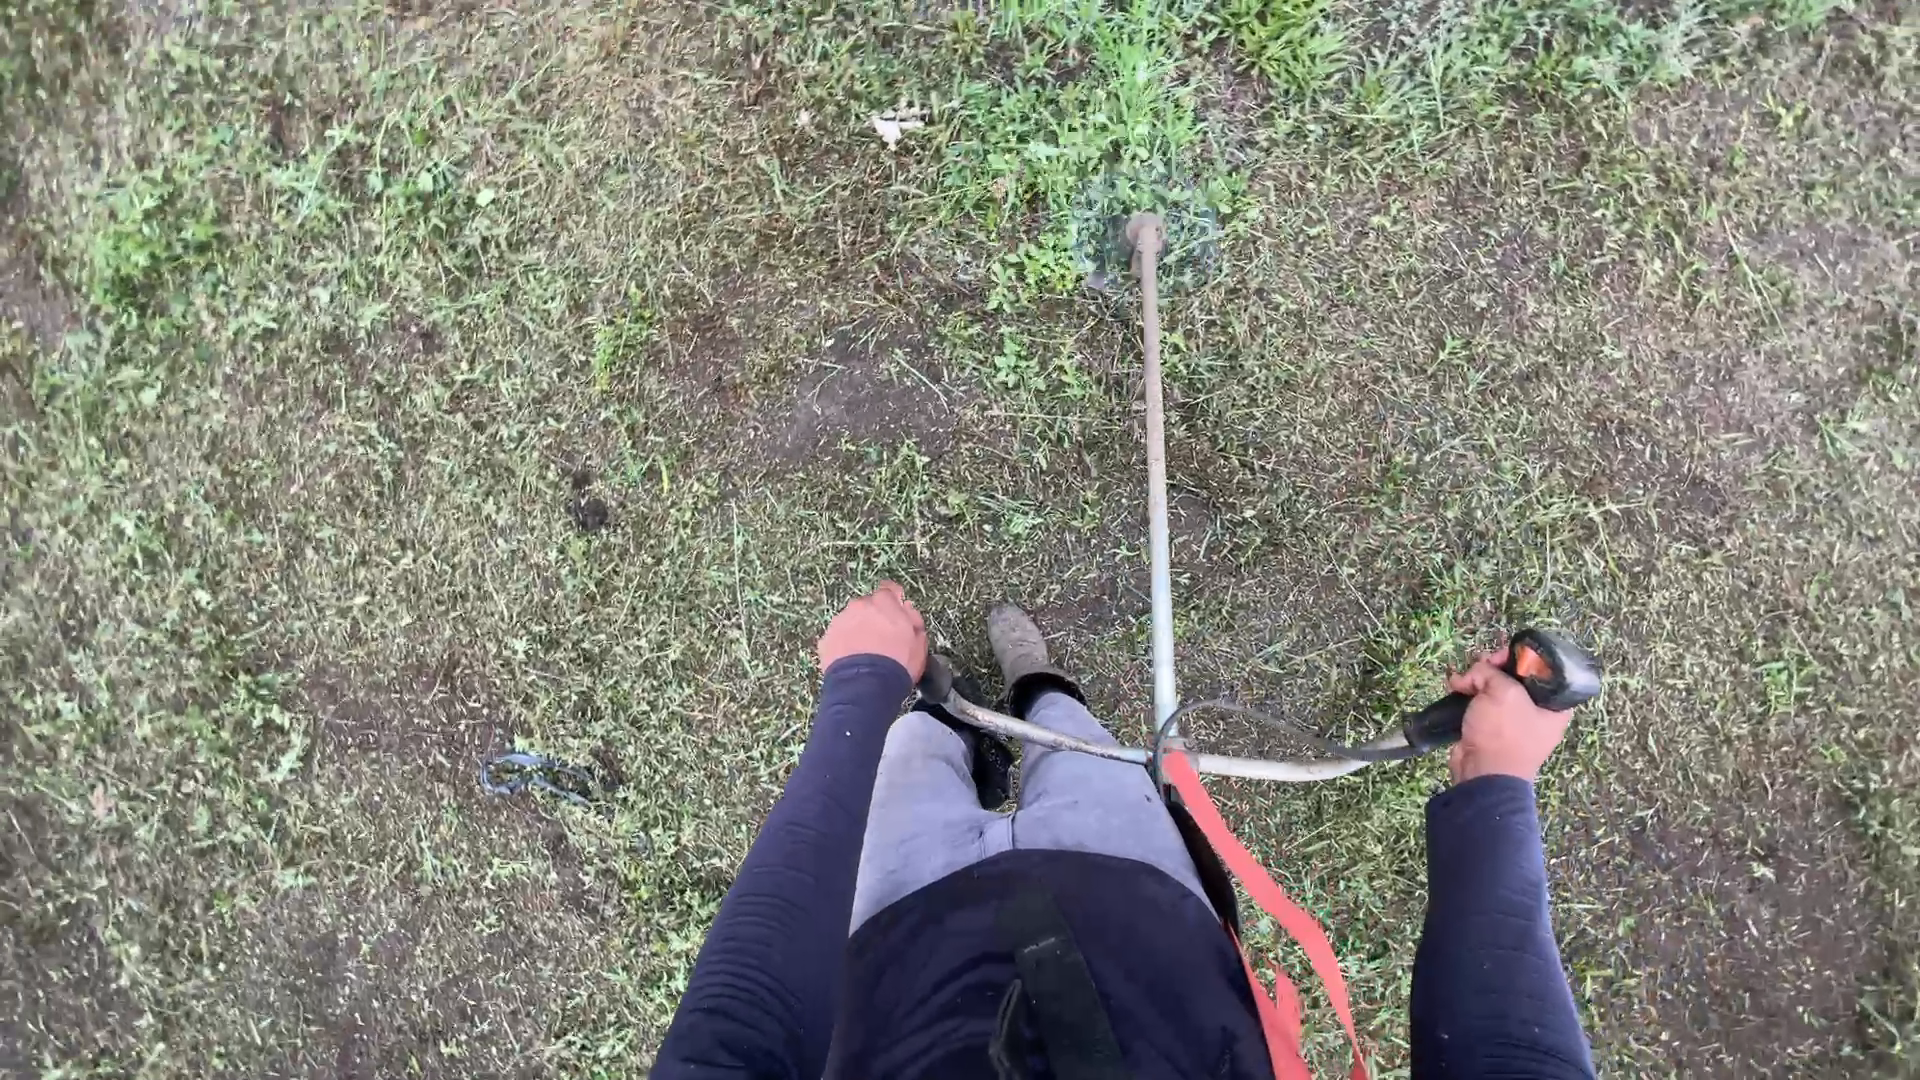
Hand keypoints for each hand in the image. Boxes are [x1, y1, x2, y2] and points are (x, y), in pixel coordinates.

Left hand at [817, 581, 926, 681]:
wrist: (865, 687)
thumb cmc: (897, 664)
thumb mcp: (919, 644)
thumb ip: (914, 621)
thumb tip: (908, 610)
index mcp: (884, 603)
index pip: (889, 590)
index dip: (893, 600)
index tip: (896, 611)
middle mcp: (859, 606)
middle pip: (868, 605)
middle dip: (874, 617)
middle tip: (882, 638)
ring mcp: (840, 621)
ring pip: (850, 620)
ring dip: (857, 630)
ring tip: (865, 653)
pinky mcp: (826, 639)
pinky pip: (837, 637)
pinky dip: (843, 644)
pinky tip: (852, 661)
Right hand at [1446, 645, 1570, 783]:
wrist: (1484, 771)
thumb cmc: (1504, 732)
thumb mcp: (1504, 693)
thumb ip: (1491, 672)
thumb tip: (1473, 674)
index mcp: (1555, 705)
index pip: (1542, 670)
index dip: (1519, 658)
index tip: (1498, 657)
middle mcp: (1538, 710)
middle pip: (1514, 676)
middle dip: (1491, 668)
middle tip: (1477, 667)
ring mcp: (1513, 719)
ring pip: (1494, 687)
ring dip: (1475, 679)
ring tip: (1460, 681)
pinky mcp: (1491, 726)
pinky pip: (1482, 701)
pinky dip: (1468, 692)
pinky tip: (1455, 688)